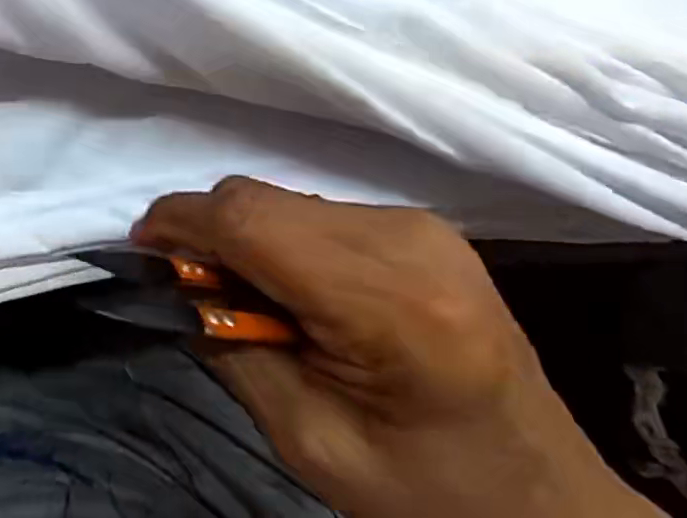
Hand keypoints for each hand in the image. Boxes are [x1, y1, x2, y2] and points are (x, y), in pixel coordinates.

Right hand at [135, 178, 661, 517]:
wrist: (546, 501)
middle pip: (264, 200)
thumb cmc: (427, 496)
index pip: (254, 224)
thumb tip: (180, 283)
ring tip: (247, 298)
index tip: (141, 245)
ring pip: (285, 198)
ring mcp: (419, 223)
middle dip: (207, 230)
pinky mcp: (420, 223)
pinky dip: (282, 237)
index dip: (183, 223)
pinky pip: (317, 210)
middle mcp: (407, 238)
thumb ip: (233, 350)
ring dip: (245, 235)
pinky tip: (294, 288)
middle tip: (190, 287)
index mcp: (390, 304)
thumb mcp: (309, 442)